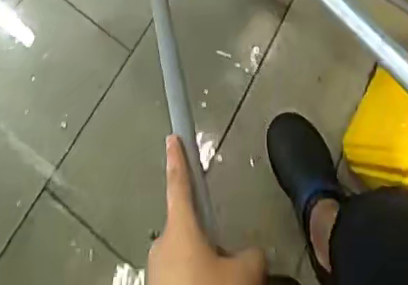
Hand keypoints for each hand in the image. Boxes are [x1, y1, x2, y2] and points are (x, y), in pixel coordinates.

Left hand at [148, 135, 266, 284]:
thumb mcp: (244, 276)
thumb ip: (252, 256)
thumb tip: (252, 254)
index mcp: (180, 229)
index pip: (179, 184)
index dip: (178, 160)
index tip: (171, 137)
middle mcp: (162, 244)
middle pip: (189, 232)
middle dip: (208, 243)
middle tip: (230, 266)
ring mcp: (155, 271)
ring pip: (186, 261)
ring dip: (202, 269)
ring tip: (223, 282)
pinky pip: (180, 279)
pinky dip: (195, 282)